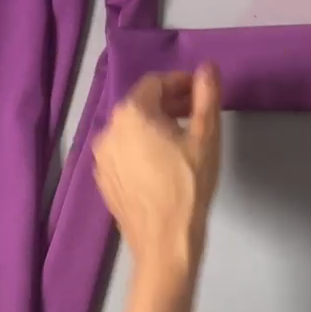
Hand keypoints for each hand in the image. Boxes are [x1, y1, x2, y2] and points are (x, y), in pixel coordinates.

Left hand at [94, 64, 222, 272]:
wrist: (166, 245)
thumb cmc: (189, 183)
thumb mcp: (207, 134)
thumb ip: (207, 94)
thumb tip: (208, 66)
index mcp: (131, 114)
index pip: (157, 82)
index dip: (182, 82)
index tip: (203, 93)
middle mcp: (108, 130)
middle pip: (143, 103)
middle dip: (172, 102)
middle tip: (199, 113)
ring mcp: (102, 158)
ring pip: (133, 127)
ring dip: (158, 123)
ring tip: (185, 136)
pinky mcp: (105, 180)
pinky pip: (125, 149)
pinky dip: (144, 145)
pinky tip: (166, 161)